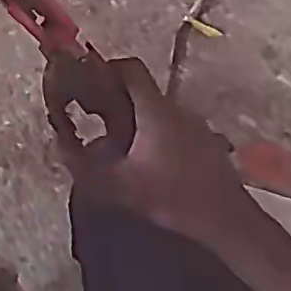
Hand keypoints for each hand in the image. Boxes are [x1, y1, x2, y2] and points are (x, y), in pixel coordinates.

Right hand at [58, 58, 258, 241]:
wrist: (231, 223)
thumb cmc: (176, 198)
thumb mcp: (123, 186)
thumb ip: (86, 167)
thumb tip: (60, 146)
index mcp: (154, 109)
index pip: (130, 68)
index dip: (107, 68)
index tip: (88, 82)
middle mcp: (174, 108)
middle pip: (141, 88)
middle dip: (116, 96)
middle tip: (95, 115)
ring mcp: (193, 124)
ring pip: (156, 108)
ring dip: (135, 116)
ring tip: (117, 141)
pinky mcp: (204, 142)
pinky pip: (171, 125)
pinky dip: (154, 132)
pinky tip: (147, 160)